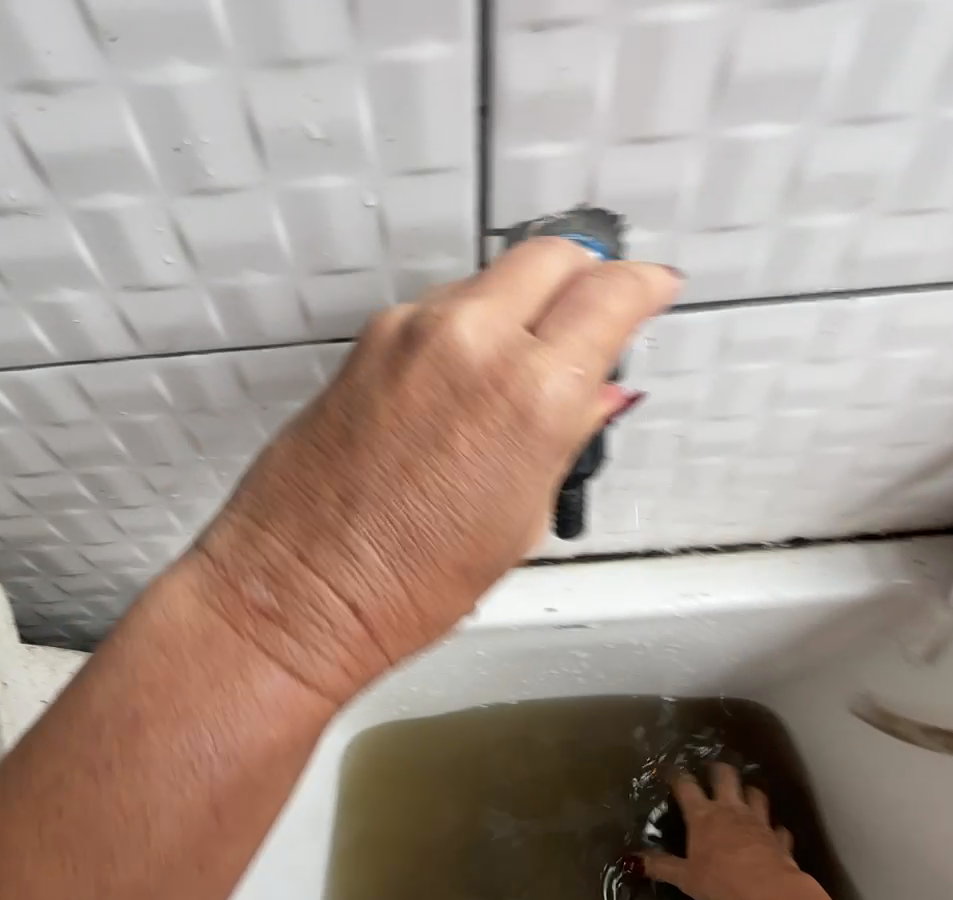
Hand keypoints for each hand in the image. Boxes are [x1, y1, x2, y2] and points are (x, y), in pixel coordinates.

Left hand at [186, 239, 682, 701]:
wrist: (301, 590)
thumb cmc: (404, 584)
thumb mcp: (520, 519)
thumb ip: (563, 435)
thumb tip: (594, 395)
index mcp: (530, 394)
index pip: (611, 293)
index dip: (644, 286)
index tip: (652, 289)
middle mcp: (471, 342)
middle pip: (551, 257)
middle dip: (586, 277)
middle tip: (595, 314)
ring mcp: (410, 333)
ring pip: (492, 279)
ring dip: (521, 305)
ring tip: (521, 368)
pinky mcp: (367, 342)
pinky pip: (440, 310)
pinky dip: (467, 329)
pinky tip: (464, 381)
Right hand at [638, 763, 802, 899]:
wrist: (768, 892)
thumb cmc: (720, 881)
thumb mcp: (685, 877)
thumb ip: (661, 866)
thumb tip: (633, 860)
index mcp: (702, 816)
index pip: (686, 786)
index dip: (677, 776)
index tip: (670, 770)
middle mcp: (730, 811)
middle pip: (725, 777)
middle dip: (718, 770)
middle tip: (713, 770)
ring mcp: (758, 821)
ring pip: (756, 794)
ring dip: (750, 792)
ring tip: (745, 792)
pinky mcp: (779, 838)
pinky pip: (779, 828)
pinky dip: (775, 828)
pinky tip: (774, 832)